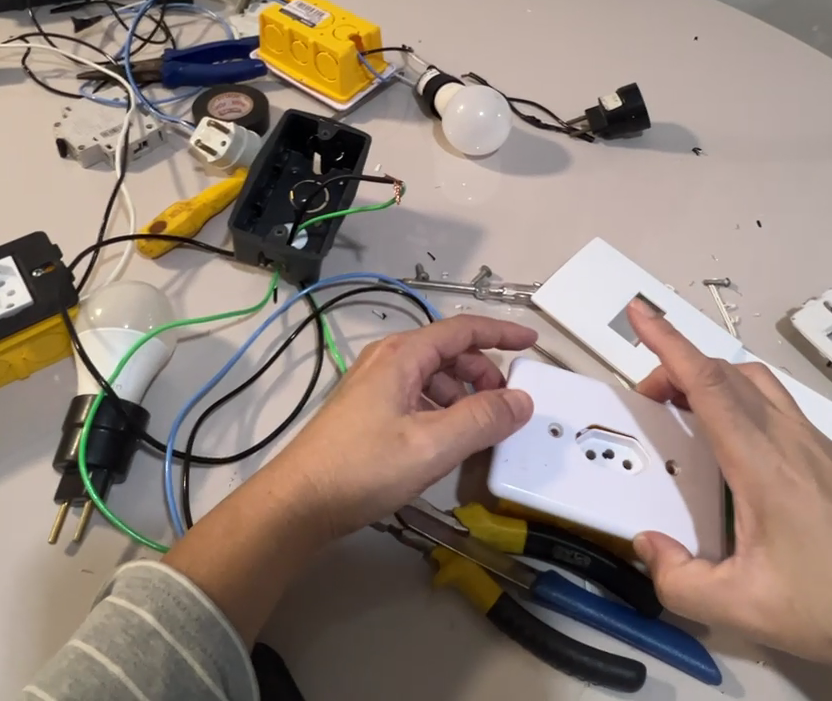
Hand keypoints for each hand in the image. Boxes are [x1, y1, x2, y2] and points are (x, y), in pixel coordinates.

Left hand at [254, 313, 537, 537]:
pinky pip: (417, 396)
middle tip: (505, 406)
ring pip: (434, 377)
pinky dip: (442, 410)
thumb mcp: (432, 446)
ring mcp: (375, 384)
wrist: (300, 501)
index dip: (500, 333)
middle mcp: (388, 360)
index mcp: (404, 355)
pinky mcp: (368, 409)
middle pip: (449, 352)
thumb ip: (482, 420)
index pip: (463, 329)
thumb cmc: (364, 467)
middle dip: (483, 373)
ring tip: (478, 431)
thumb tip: (521, 400)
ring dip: (462, 396)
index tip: (531, 342)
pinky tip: (446, 442)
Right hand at [624, 302, 831, 698]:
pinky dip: (740, 400)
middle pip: (726, 372)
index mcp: (762, 461)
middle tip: (649, 397)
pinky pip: (776, 405)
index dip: (667, 341)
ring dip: (712, 379)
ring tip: (687, 412)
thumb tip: (647, 548)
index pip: (707, 382)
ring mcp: (817, 445)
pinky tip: (737, 449)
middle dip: (677, 366)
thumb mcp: (747, 610)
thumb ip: (681, 583)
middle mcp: (789, 438)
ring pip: (756, 382)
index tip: (641, 312)